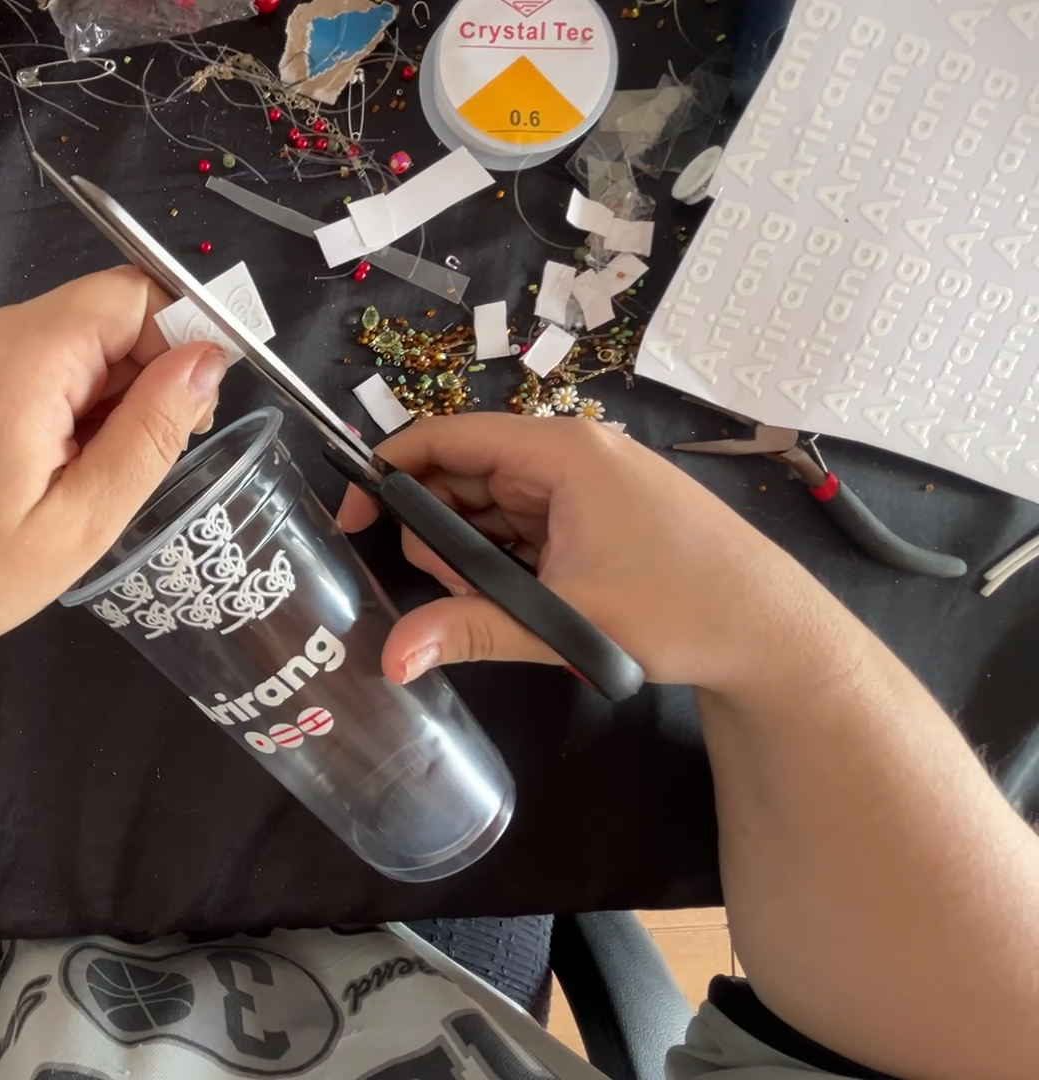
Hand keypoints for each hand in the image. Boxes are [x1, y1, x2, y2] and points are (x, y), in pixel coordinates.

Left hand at [0, 266, 228, 675]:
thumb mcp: (83, 520)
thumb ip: (151, 432)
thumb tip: (207, 357)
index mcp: (21, 360)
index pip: (128, 294)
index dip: (176, 340)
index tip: (186, 415)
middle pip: (92, 316)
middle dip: (137, 374)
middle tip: (132, 462)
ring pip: (57, 342)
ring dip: (93, 394)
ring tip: (79, 476)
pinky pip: (12, 364)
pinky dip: (47, 400)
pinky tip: (34, 468)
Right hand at [338, 413, 867, 698]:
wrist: (782, 642)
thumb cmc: (684, 612)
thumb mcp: (564, 621)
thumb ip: (467, 631)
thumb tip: (387, 660)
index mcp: (560, 453)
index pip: (444, 437)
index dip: (386, 471)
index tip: (352, 520)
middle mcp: (564, 455)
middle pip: (456, 474)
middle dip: (435, 532)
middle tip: (455, 589)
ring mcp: (576, 484)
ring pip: (479, 504)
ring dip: (466, 552)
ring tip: (497, 600)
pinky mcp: (584, 513)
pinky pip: (510, 524)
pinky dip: (495, 558)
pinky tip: (517, 593)